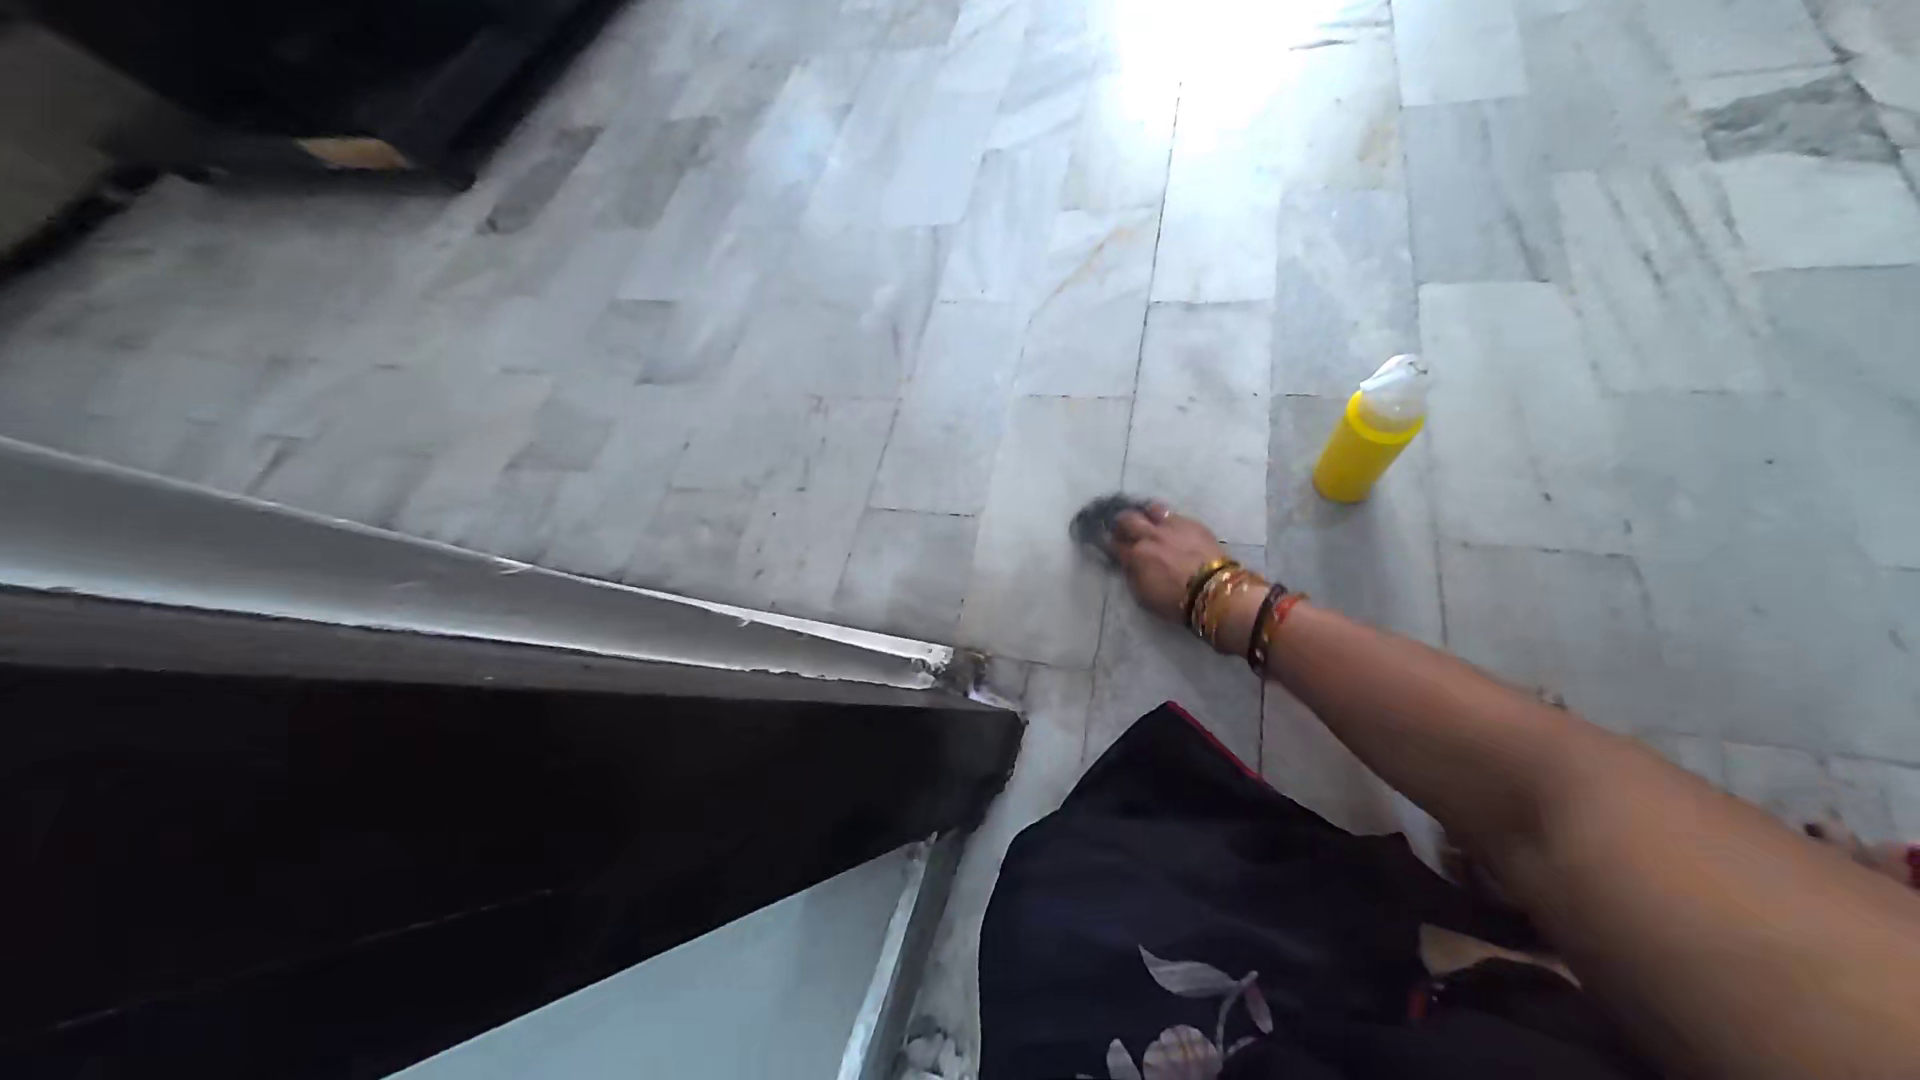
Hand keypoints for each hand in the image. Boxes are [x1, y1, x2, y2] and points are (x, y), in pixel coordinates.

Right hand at [1109, 502, 1230, 624]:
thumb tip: (1128, 564)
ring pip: (1151, 510)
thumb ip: (1132, 575)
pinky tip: (1171, 527)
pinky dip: (1167, 520)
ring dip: (1146, 515)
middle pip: (1127, 519)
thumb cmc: (1175, 602)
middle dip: (1121, 523)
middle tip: (1123, 529)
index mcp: (1135, 555)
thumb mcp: (1143, 596)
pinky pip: (1174, 515)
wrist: (1215, 591)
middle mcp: (1150, 536)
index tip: (1108, 544)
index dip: (1108, 543)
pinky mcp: (1192, 523)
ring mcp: (1171, 526)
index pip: (1113, 544)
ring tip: (1149, 521)